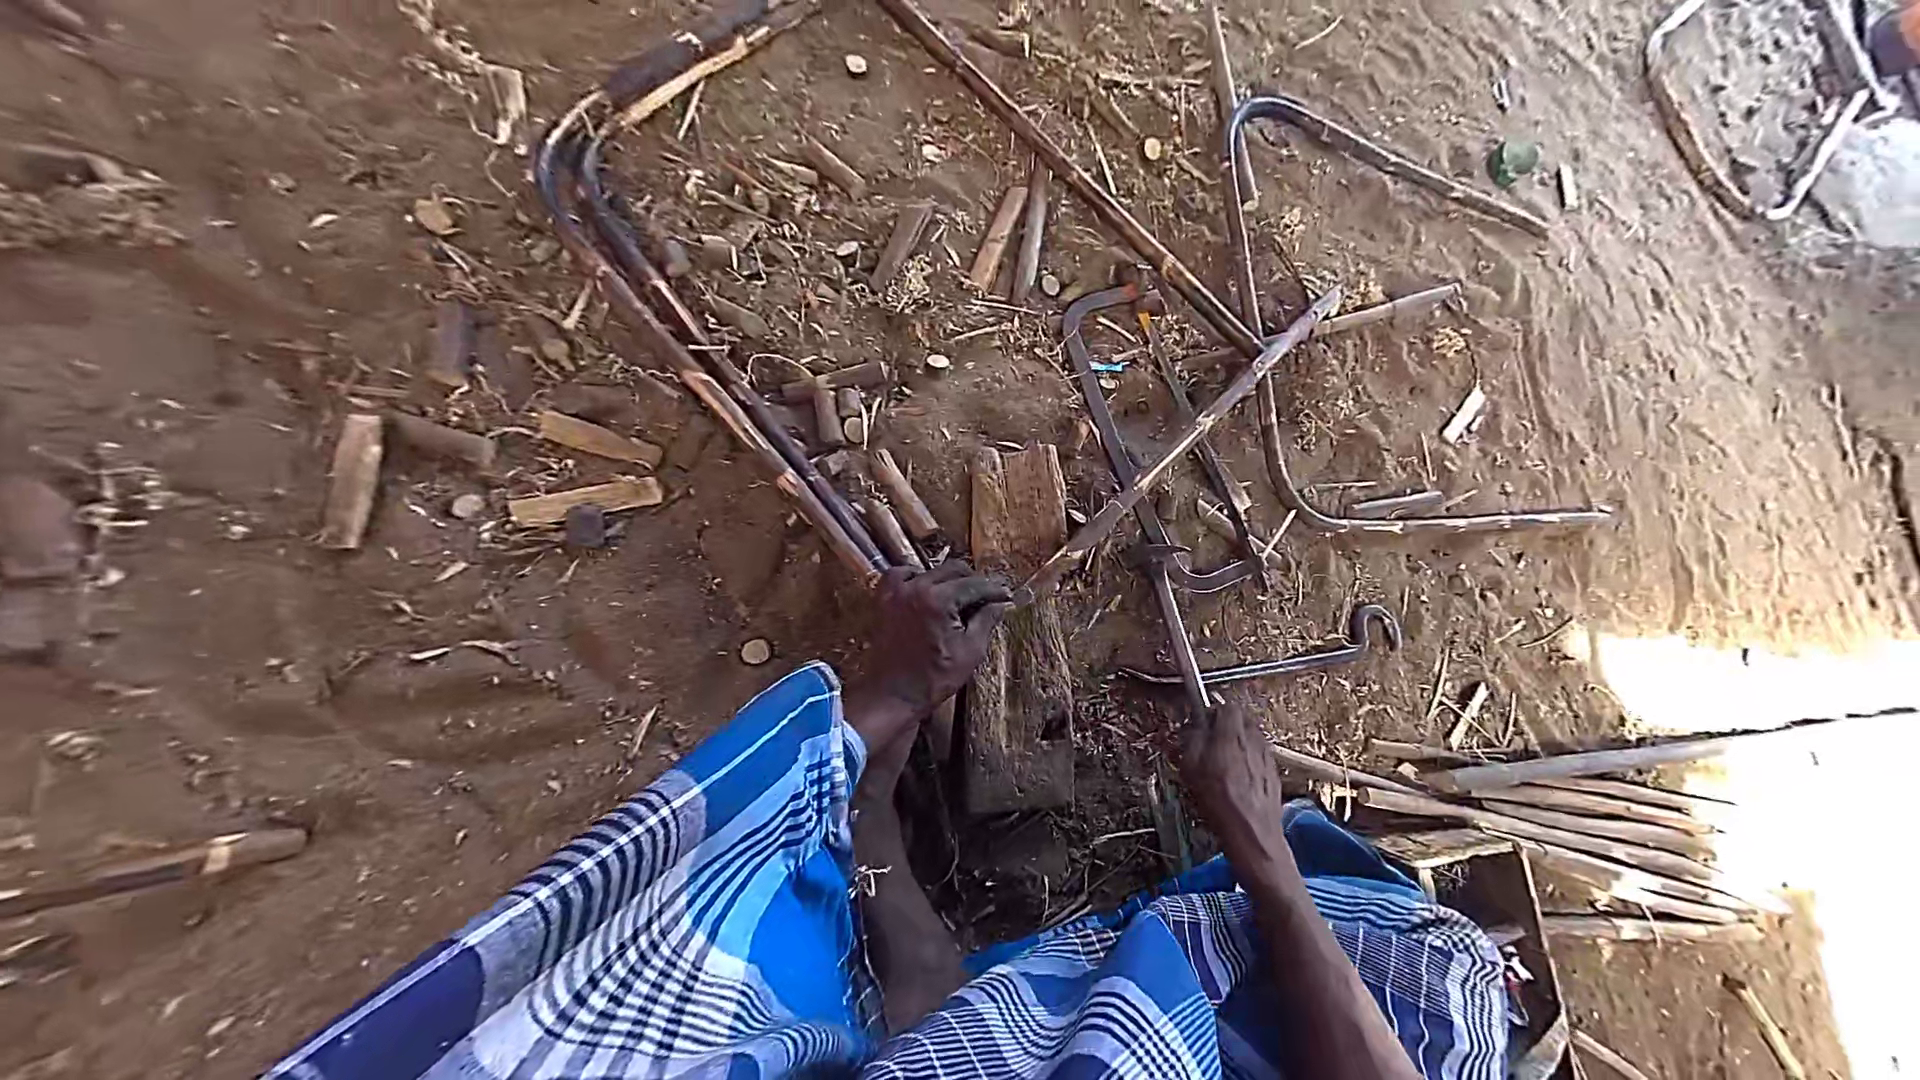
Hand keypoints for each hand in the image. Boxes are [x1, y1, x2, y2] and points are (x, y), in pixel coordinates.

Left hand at [864, 559, 1011, 718]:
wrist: (893, 695)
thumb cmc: (933, 678)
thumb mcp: (970, 651)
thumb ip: (986, 621)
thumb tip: (1000, 603)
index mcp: (938, 600)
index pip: (975, 585)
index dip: (994, 589)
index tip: (1005, 594)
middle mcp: (915, 588)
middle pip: (953, 570)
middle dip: (973, 581)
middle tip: (987, 596)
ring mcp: (896, 592)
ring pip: (930, 570)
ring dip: (947, 579)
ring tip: (959, 596)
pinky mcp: (883, 599)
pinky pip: (901, 575)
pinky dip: (916, 577)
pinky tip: (926, 591)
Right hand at [1180, 702, 1294, 872]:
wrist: (1252, 835)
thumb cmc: (1218, 801)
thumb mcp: (1190, 767)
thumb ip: (1192, 739)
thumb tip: (1194, 726)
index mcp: (1231, 735)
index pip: (1227, 706)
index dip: (1212, 711)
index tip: (1201, 723)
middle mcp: (1253, 741)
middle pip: (1242, 718)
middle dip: (1226, 724)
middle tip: (1210, 738)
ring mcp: (1267, 756)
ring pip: (1252, 736)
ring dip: (1238, 739)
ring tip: (1223, 757)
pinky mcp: (1274, 773)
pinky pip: (1259, 753)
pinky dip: (1248, 756)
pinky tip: (1237, 775)